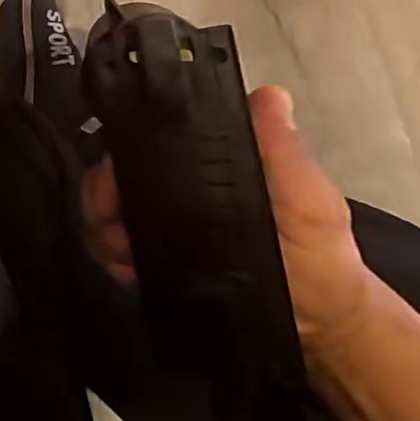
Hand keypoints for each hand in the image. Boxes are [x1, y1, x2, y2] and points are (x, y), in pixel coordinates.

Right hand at [78, 86, 375, 354]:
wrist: (319, 326)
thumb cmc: (318, 255)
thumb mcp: (309, 201)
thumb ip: (284, 153)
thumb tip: (269, 94)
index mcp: (199, 168)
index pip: (142, 146)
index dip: (119, 154)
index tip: (114, 172)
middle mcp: (170, 193)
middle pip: (110, 180)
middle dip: (100, 196)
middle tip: (112, 219)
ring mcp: (156, 230)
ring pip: (101, 216)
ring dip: (101, 230)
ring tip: (122, 251)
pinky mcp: (151, 265)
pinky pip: (109, 254)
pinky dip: (109, 258)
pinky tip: (126, 270)